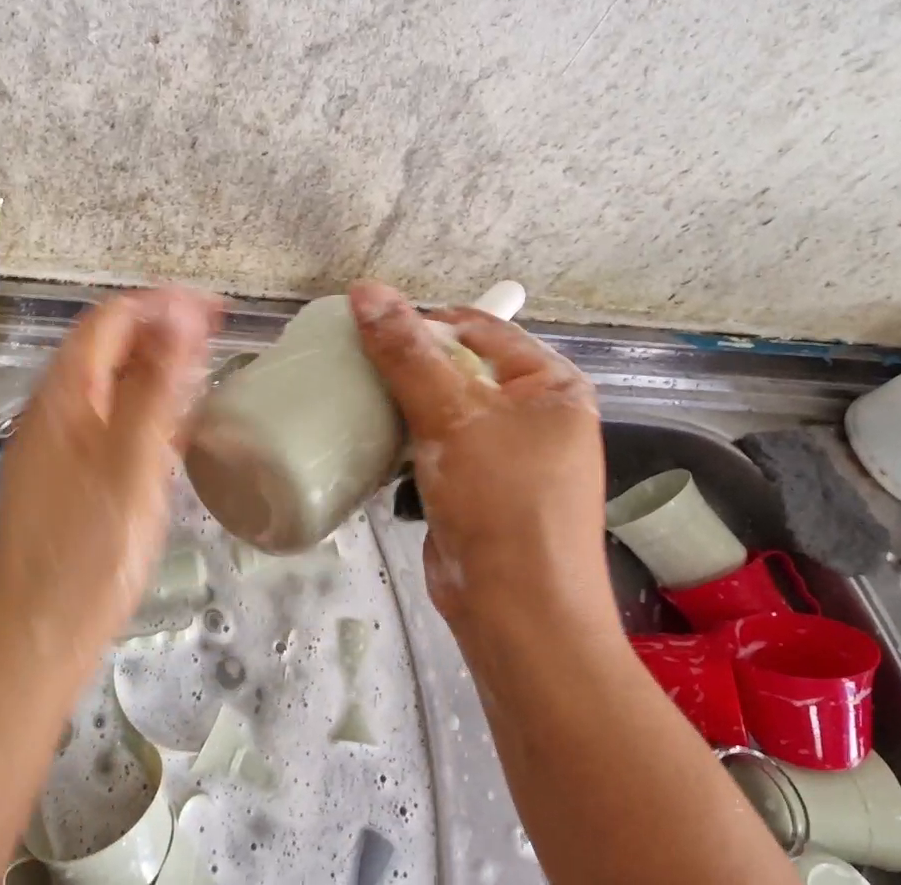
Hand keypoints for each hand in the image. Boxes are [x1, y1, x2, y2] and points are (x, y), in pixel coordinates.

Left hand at [0, 286, 219, 665]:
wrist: (33, 639)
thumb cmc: (85, 555)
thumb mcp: (131, 464)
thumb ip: (157, 388)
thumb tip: (182, 315)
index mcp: (63, 398)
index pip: (109, 321)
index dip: (160, 304)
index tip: (215, 309)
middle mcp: (52, 413)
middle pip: (105, 350)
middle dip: (159, 332)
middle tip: (216, 336)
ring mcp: (55, 448)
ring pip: (106, 388)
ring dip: (152, 371)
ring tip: (202, 374)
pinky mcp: (64, 481)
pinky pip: (105, 425)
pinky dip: (141, 412)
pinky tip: (169, 433)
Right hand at [349, 279, 609, 629]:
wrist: (516, 610)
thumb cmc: (502, 501)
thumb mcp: (454, 416)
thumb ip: (407, 354)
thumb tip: (366, 291)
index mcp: (551, 386)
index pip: (481, 329)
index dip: (425, 320)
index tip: (367, 322)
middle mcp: (534, 416)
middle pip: (459, 368)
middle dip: (406, 364)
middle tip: (349, 358)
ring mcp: (504, 457)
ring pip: (441, 410)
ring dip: (399, 403)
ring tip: (349, 392)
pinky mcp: (474, 491)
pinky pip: (432, 448)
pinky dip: (402, 440)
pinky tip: (365, 437)